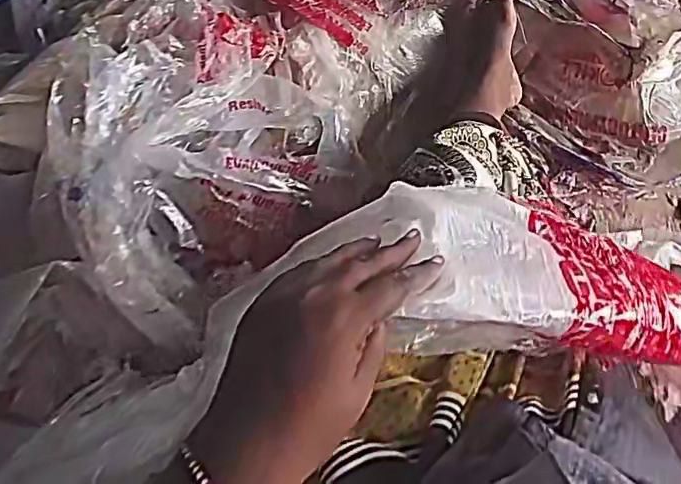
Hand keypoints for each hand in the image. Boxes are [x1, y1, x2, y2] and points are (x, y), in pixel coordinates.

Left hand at [187, 232, 443, 483]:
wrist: (246, 442)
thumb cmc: (306, 428)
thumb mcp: (356, 393)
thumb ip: (373, 347)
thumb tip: (379, 319)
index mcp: (344, 317)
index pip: (390, 287)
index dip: (416, 275)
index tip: (434, 265)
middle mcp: (316, 293)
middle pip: (364, 263)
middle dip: (393, 251)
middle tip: (413, 238)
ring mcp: (288, 290)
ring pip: (331, 258)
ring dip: (359, 250)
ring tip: (378, 241)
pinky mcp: (267, 296)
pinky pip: (303, 268)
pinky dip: (325, 261)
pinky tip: (335, 261)